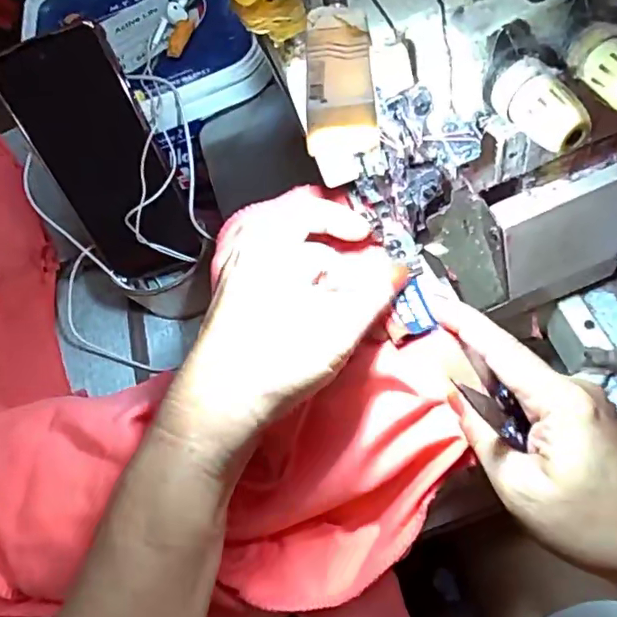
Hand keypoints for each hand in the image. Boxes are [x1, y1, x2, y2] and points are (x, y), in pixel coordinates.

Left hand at [159, 190, 404, 470]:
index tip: (365, 235)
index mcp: (270, 247)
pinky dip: (298, 292)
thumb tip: (397, 269)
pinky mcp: (232, 311)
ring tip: (339, 298)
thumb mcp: (341, 325)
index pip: (308, 211)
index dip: (343, 220)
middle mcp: (248, 258)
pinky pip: (271, 285)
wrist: (219, 405)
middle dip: (336, 256)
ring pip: (285, 265)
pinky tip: (311, 316)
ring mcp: (236, 284)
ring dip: (318, 276)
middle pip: (299, 239)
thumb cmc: (277, 360)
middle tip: (359, 274)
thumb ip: (374, 293)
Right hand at [435, 299, 616, 608]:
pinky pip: (539, 401)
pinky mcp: (589, 416)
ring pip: (523, 386)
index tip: (436, 300)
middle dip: (470, 359)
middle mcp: (575, 387)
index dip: (465, 323)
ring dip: (491, 390)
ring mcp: (586, 400)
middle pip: (511, 365)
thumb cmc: (590, 525)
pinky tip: (496, 423)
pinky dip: (512, 407)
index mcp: (560, 399)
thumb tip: (458, 397)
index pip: (502, 350)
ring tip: (457, 400)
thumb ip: (484, 438)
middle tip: (430, 357)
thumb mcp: (521, 489)